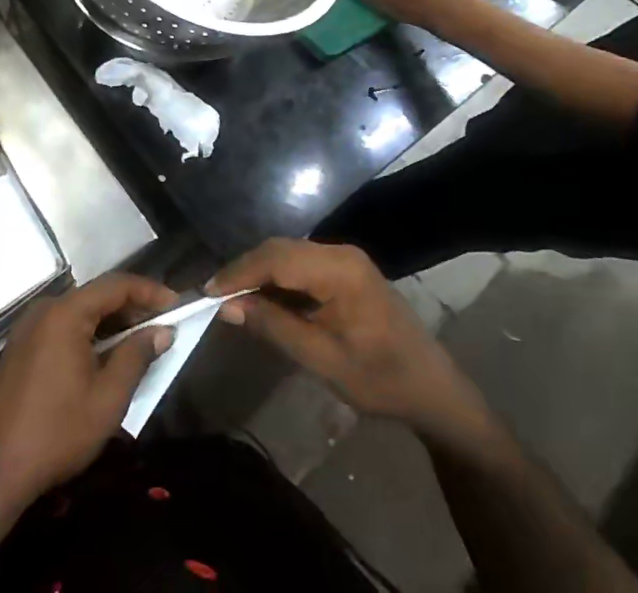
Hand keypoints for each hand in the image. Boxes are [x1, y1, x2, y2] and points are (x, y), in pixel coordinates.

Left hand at [0, 274, 177, 498]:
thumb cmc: (58, 431)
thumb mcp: (109, 396)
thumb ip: (138, 355)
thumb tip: (162, 331)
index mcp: (64, 314)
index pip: (116, 285)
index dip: (150, 291)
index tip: (178, 305)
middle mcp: (43, 312)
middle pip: (97, 295)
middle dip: (133, 307)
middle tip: (163, 324)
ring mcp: (27, 330)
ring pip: (80, 312)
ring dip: (112, 322)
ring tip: (142, 340)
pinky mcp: (20, 350)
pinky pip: (63, 328)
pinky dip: (90, 334)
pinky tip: (107, 355)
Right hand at [207, 240, 477, 436]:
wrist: (431, 387)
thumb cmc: (379, 379)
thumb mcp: (322, 359)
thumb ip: (274, 326)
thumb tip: (227, 306)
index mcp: (340, 271)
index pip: (276, 259)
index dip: (239, 273)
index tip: (206, 293)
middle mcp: (342, 254)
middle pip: (281, 249)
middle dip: (245, 270)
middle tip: (213, 297)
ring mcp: (346, 260)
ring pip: (289, 254)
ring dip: (259, 273)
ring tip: (230, 299)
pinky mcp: (347, 272)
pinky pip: (303, 265)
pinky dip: (278, 279)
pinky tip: (262, 300)